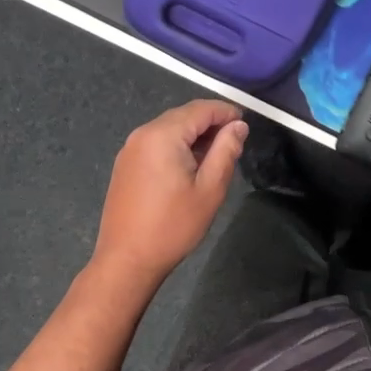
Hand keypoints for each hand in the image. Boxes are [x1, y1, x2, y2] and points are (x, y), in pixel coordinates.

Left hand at [91, 99, 246, 286]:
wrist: (126, 261)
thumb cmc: (173, 226)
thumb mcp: (209, 189)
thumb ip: (226, 150)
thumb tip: (238, 126)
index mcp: (163, 135)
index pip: (201, 109)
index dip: (226, 112)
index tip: (245, 125)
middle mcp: (142, 134)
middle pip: (183, 115)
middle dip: (210, 123)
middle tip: (234, 141)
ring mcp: (130, 149)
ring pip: (169, 128)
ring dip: (194, 135)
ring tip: (215, 155)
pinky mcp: (125, 165)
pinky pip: (156, 142)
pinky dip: (176, 145)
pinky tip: (189, 166)